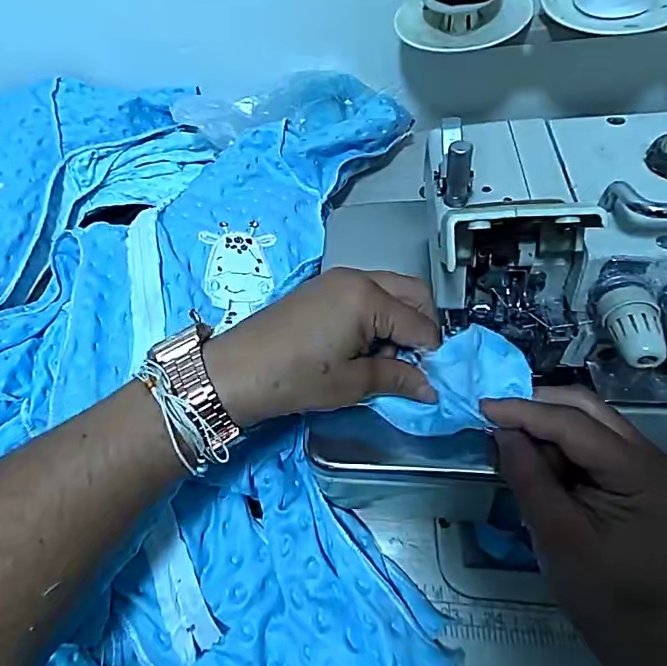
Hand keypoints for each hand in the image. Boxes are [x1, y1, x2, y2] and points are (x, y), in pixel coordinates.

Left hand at [203, 268, 440, 425]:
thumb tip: (428, 387)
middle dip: (421, 327)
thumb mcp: (351, 383)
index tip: (427, 378)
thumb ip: (396, 378)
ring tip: (382, 357)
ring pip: (391, 290)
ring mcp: (338, 279)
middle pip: (414, 294)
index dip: (430, 354)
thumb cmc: (293, 377)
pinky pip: (368, 292)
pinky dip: (378, 313)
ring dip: (400, 319)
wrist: (236, 371)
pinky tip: (363, 344)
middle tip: (411, 362)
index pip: (420, 324)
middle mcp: (357, 278)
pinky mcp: (324, 286)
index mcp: (368, 298)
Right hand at [485, 388, 666, 647]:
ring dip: (550, 424)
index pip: (574, 423)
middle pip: (587, 408)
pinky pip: (597, 442)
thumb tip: (501, 431)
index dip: (525, 411)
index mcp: (641, 472)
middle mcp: (654, 457)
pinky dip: (564, 443)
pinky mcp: (640, 477)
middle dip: (538, 407)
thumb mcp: (556, 535)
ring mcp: (651, 465)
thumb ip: (528, 476)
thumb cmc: (603, 594)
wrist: (650, 640)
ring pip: (591, 420)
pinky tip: (541, 459)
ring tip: (514, 441)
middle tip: (496, 417)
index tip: (483, 406)